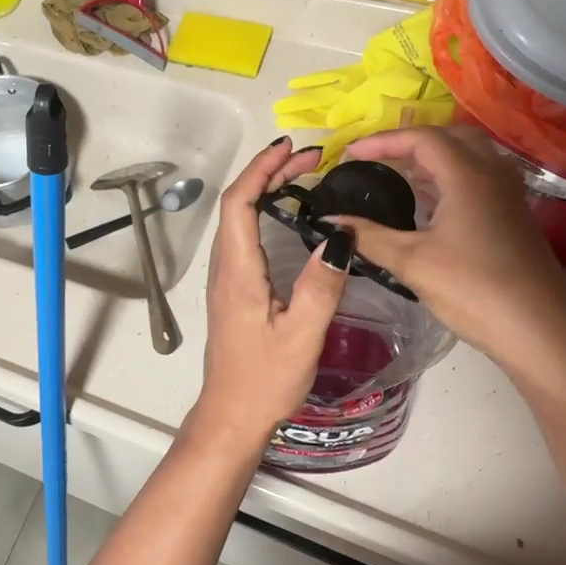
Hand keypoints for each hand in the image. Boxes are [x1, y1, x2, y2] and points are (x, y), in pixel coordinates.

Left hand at [194, 138, 349, 443]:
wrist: (231, 416)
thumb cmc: (265, 380)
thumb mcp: (302, 336)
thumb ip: (321, 286)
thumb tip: (340, 238)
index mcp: (237, 272)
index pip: (238, 204)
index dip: (260, 170)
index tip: (291, 149)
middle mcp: (225, 268)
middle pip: (237, 205)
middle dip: (268, 172)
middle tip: (309, 158)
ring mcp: (226, 279)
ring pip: (238, 219)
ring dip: (265, 190)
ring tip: (302, 175)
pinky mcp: (234, 290)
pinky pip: (244, 236)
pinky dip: (264, 213)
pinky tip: (290, 217)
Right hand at [327, 127, 565, 373]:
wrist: (542, 332)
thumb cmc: (474, 289)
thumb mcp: (412, 263)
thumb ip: (368, 237)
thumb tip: (330, 223)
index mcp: (468, 176)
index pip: (422, 138)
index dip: (382, 141)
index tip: (348, 155)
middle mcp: (493, 176)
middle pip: (451, 137)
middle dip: (411, 141)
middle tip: (377, 158)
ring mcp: (508, 197)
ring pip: (469, 158)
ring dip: (432, 159)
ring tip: (397, 175)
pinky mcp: (513, 219)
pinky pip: (477, 180)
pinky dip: (448, 178)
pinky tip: (428, 205)